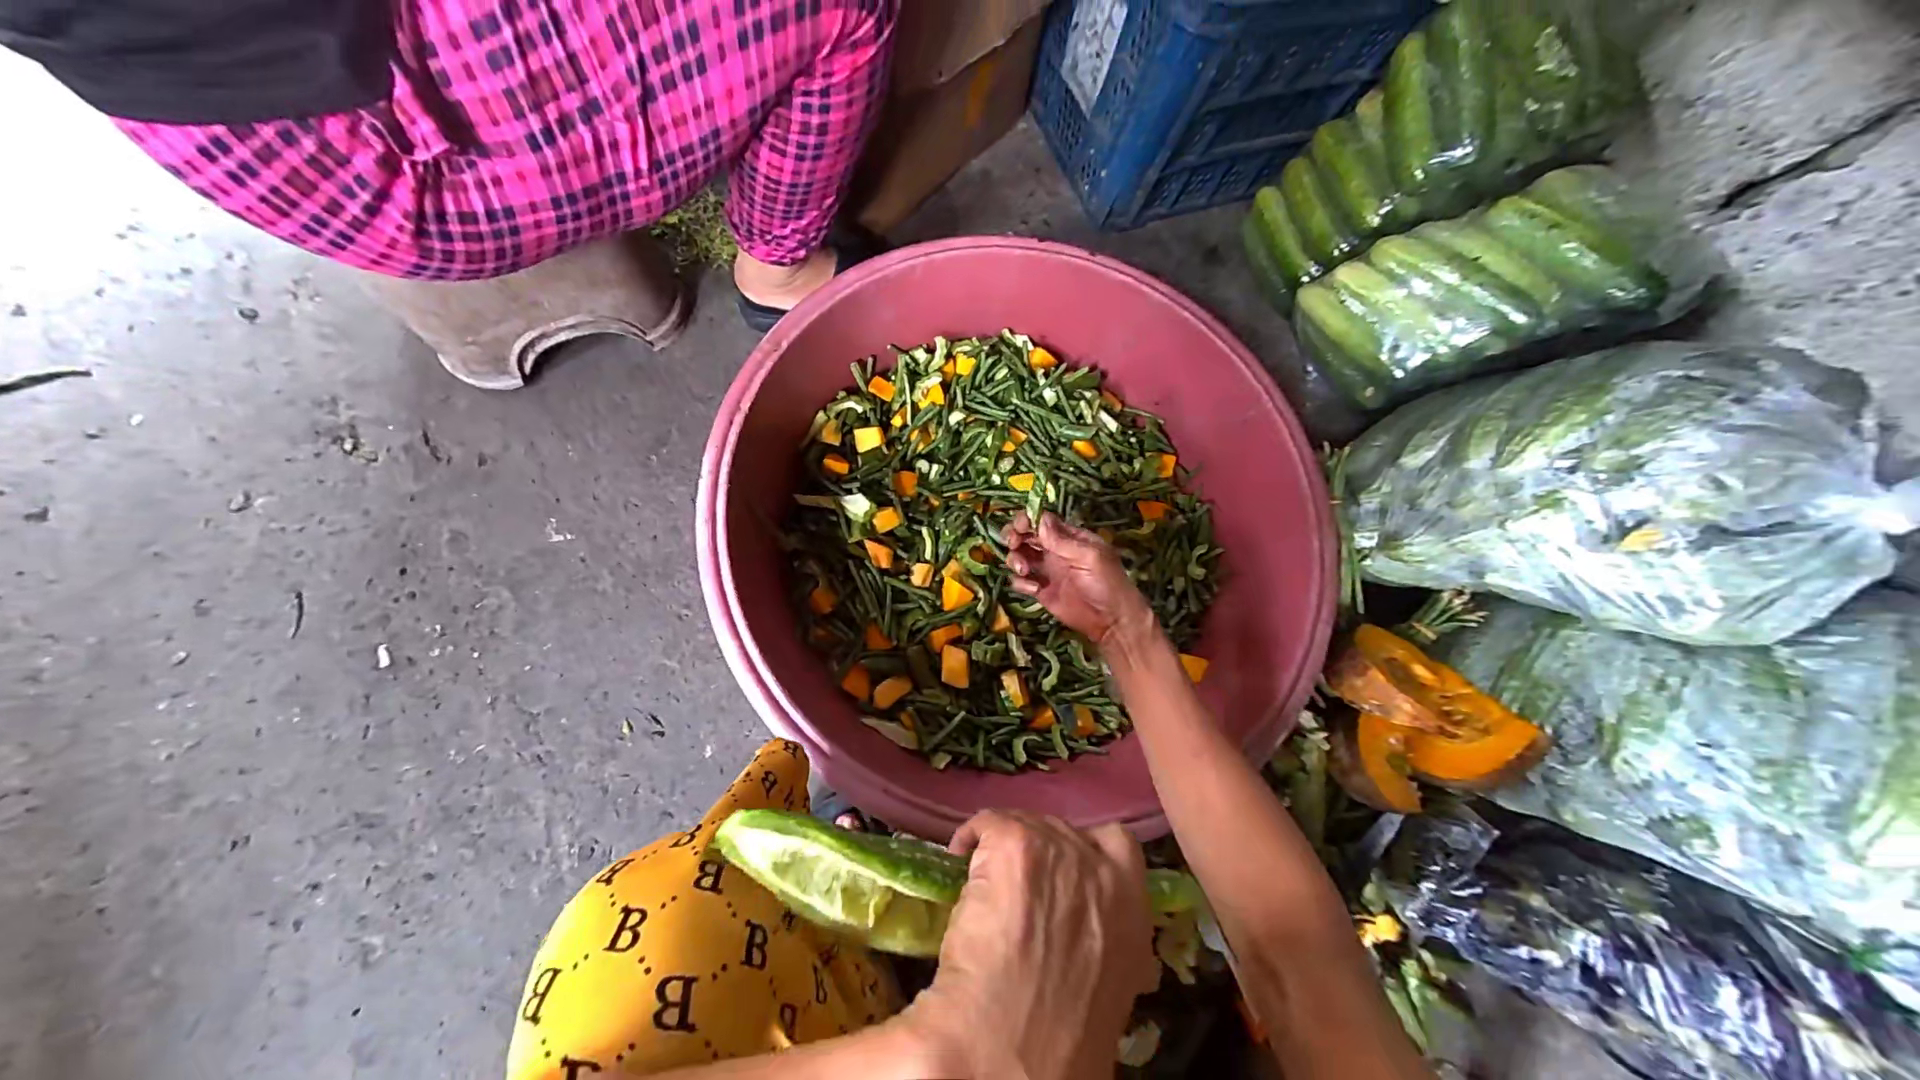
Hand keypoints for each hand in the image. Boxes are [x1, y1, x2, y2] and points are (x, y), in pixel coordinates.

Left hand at [901, 811, 1158, 1079]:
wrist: (1006, 1053)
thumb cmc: (1056, 1043)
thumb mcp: (1105, 987)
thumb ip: (1106, 945)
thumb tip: (1087, 936)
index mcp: (1134, 916)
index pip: (1120, 848)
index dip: (1085, 855)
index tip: (1058, 875)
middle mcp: (1105, 874)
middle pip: (1066, 833)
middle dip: (1040, 853)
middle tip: (1012, 883)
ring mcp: (1062, 855)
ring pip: (1030, 825)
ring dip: (1008, 845)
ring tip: (984, 875)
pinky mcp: (1019, 846)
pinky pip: (991, 822)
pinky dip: (972, 836)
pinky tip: (956, 859)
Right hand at [1002, 511, 1155, 646]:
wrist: (1111, 621)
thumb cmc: (1108, 583)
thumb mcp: (1090, 557)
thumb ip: (1063, 541)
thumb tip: (1040, 519)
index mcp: (1069, 538)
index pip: (1043, 521)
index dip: (1028, 520)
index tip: (1021, 527)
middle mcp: (1054, 550)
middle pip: (1026, 535)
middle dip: (1014, 536)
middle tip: (1014, 544)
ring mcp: (1046, 570)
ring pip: (1019, 556)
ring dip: (1015, 559)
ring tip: (1024, 570)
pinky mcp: (1040, 590)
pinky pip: (1020, 581)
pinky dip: (1020, 582)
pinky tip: (1034, 589)